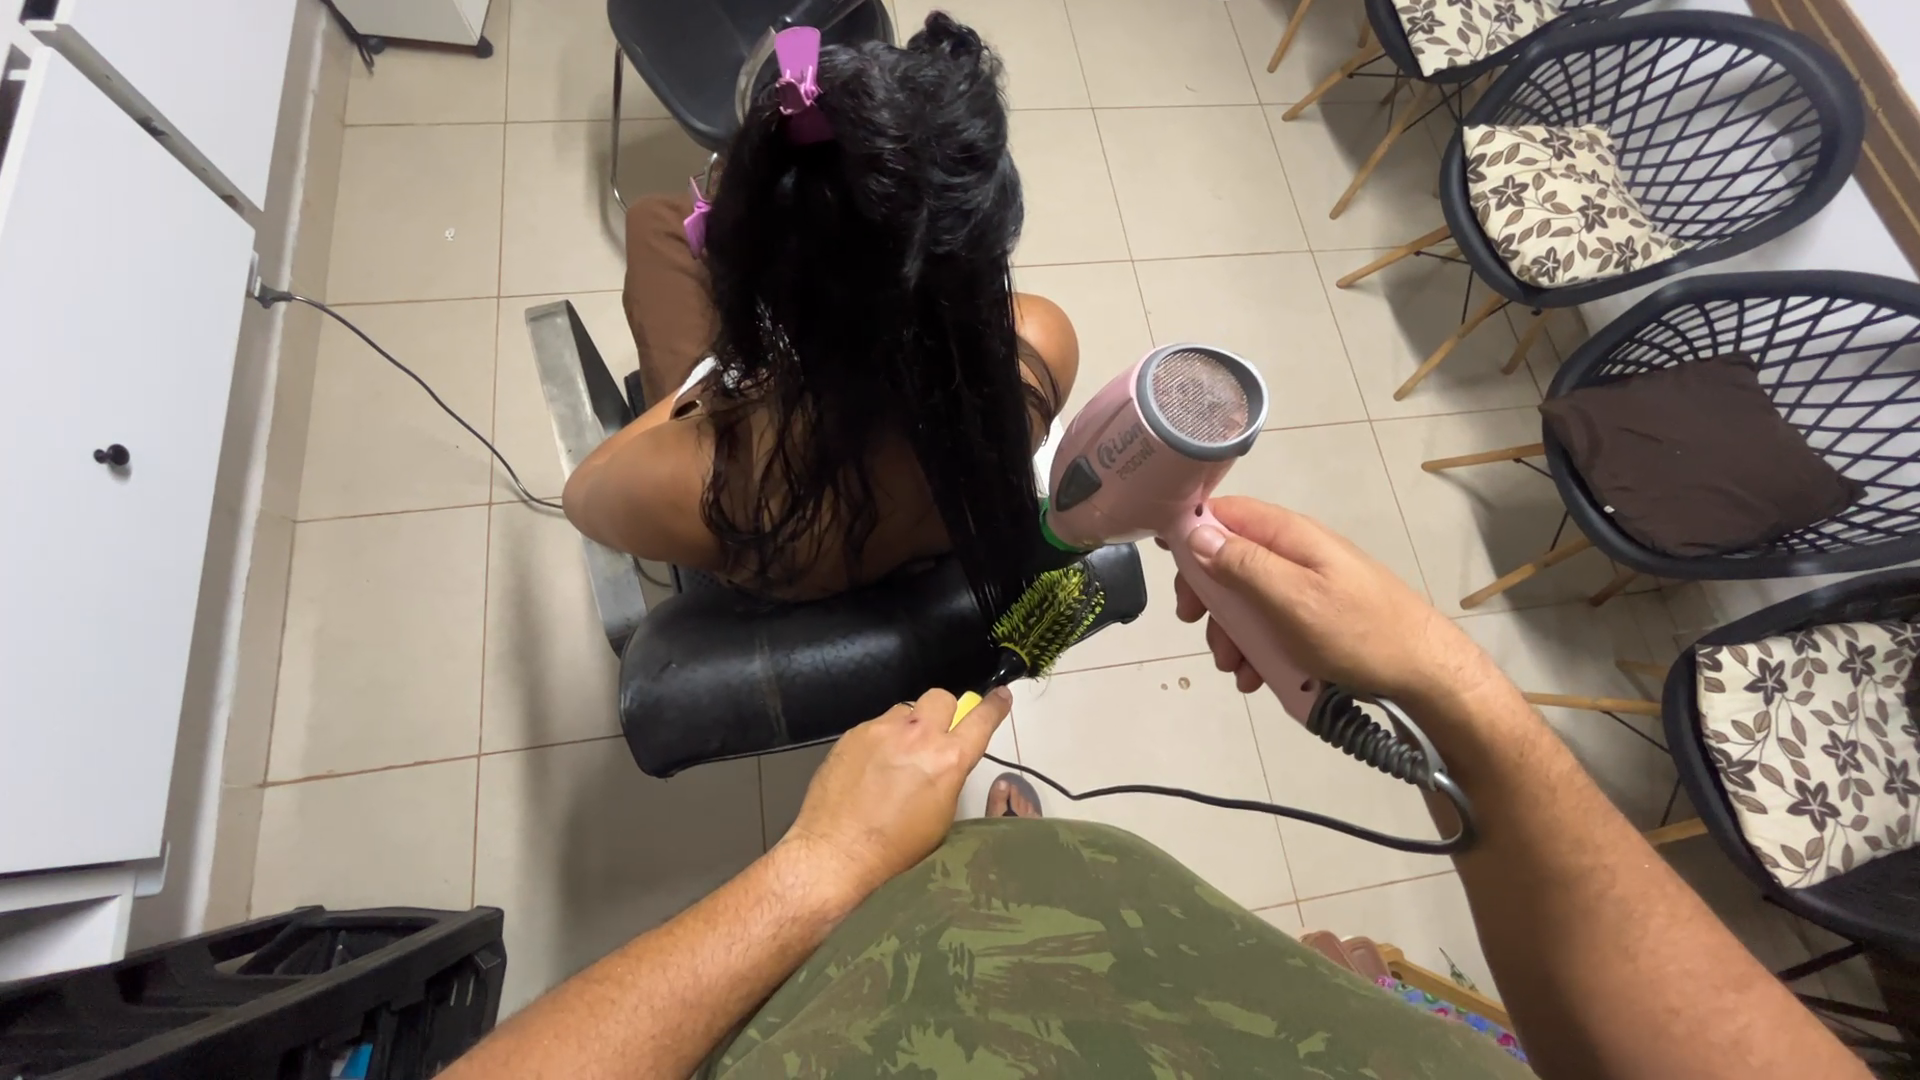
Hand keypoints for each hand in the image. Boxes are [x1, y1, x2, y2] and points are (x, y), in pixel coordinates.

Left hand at [776, 686, 1012, 908]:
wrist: (836, 852)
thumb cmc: (896, 848)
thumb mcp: (942, 815)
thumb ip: (949, 774)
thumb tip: (946, 758)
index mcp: (948, 759)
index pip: (981, 719)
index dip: (995, 705)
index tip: (1001, 695)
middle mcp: (918, 735)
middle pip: (942, 697)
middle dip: (943, 713)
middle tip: (933, 737)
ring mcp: (882, 730)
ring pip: (906, 709)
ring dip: (908, 727)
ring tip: (895, 757)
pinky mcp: (855, 733)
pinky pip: (877, 725)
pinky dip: (880, 740)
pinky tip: (869, 768)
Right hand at [1174, 496, 1497, 711]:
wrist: (1427, 679)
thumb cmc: (1358, 633)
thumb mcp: (1292, 598)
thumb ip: (1241, 564)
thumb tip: (1194, 533)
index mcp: (1288, 535)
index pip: (1224, 513)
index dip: (1190, 533)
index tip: (1170, 568)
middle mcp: (1292, 554)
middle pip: (1227, 561)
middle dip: (1208, 598)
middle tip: (1198, 626)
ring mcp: (1302, 587)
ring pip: (1243, 600)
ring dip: (1229, 633)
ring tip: (1236, 667)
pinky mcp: (1311, 618)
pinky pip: (1267, 626)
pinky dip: (1254, 650)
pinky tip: (1256, 676)